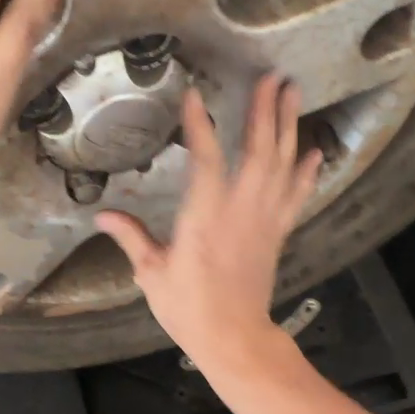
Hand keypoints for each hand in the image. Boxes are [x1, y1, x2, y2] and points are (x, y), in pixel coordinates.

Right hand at [95, 75, 322, 369]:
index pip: (205, 160)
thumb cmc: (188, 307)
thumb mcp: (151, 273)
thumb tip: (101, 216)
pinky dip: (306, 171)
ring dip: (289, 127)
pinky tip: (314, 151)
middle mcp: (240, 210)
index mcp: (204, 217)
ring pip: (283, 164)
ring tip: (294, 93)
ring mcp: (265, 220)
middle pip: (259, 151)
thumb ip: (131, 238)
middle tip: (273, 76)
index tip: (193, 96)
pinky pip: (296, 195)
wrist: (233, 336)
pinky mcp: (278, 233)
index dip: (200, 125)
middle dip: (266, 111)